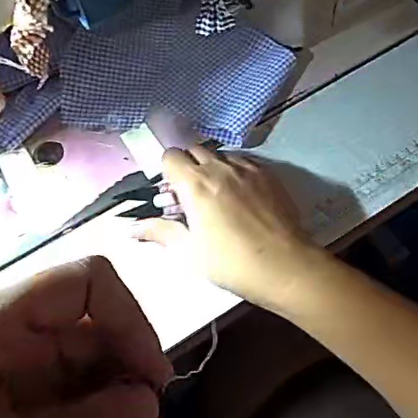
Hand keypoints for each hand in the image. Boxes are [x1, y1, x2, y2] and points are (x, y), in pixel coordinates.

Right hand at [139, 146, 330, 310]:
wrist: (285, 266)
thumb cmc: (231, 263)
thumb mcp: (189, 252)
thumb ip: (160, 233)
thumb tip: (131, 229)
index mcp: (194, 184)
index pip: (171, 157)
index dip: (166, 172)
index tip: (170, 192)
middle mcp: (219, 168)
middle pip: (194, 150)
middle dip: (187, 166)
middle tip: (189, 195)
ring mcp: (247, 169)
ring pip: (220, 155)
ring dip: (212, 167)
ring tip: (216, 194)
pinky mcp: (269, 175)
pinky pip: (245, 162)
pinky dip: (236, 171)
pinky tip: (240, 195)